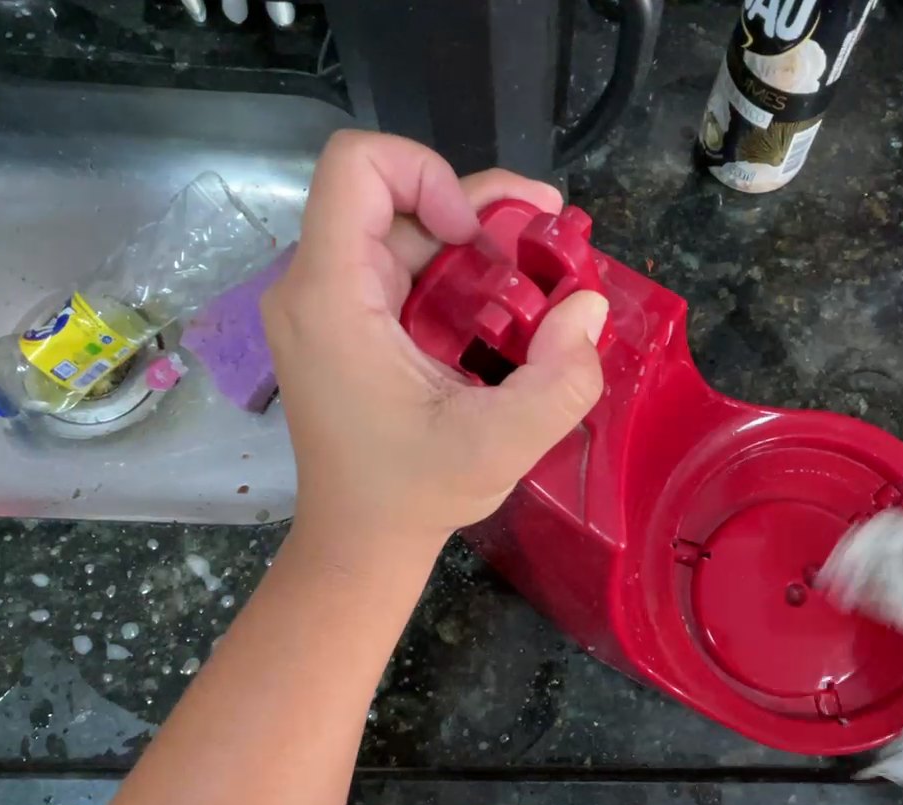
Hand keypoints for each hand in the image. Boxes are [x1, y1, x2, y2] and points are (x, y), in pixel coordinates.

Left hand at [262, 131, 608, 553]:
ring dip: (475, 247)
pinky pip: (401, 269)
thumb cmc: (414, 495)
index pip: (359, 165)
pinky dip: (457, 276)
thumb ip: (561, 380)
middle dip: (477, 213)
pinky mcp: (346, 327)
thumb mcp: (501, 445)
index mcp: (331, 298)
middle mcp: (315, 288)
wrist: (362, 540)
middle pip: (392, 196)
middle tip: (546, 250)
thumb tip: (587, 308)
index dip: (431, 174)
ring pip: (402, 231)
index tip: (482, 243)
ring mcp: (327, 306)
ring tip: (538, 281)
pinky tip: (505, 311)